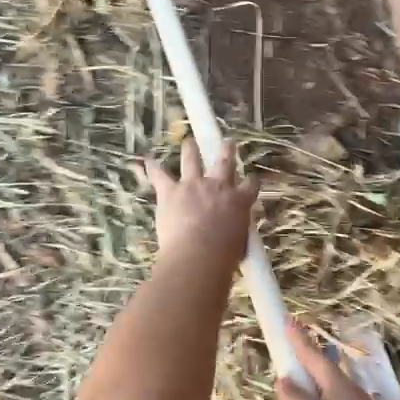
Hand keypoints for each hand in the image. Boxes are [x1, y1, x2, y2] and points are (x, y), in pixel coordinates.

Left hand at [145, 139, 259, 268]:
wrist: (198, 256)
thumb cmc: (224, 257)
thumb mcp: (240, 244)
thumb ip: (237, 231)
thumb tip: (234, 234)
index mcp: (239, 201)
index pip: (250, 185)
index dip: (251, 181)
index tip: (250, 179)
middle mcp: (218, 187)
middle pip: (225, 162)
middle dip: (227, 151)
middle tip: (228, 143)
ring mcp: (193, 185)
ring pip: (192, 160)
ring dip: (191, 150)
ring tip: (188, 142)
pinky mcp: (171, 191)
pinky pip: (160, 175)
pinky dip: (153, 168)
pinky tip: (148, 160)